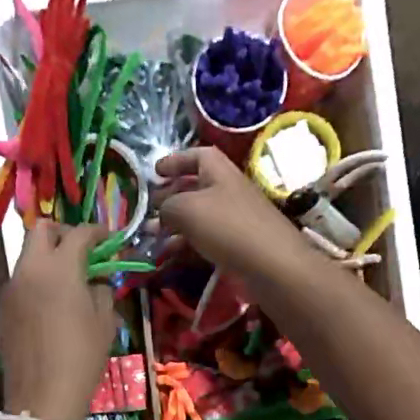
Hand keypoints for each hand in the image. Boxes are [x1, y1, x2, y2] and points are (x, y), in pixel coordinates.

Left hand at [0, 221, 116, 419]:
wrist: (43, 396)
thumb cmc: (83, 357)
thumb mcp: (105, 323)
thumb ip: (102, 291)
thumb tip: (96, 281)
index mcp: (60, 268)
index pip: (78, 234)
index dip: (96, 232)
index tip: (108, 238)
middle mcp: (29, 269)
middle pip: (40, 230)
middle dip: (62, 233)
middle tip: (80, 251)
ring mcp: (10, 288)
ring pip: (27, 257)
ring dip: (47, 260)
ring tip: (66, 283)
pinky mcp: (0, 308)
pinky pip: (19, 284)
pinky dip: (35, 284)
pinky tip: (48, 309)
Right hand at [155, 148, 313, 275]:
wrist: (271, 264)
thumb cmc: (227, 226)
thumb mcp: (187, 209)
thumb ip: (166, 207)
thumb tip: (160, 214)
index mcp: (218, 170)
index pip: (196, 155)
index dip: (175, 161)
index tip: (155, 172)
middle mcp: (228, 190)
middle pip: (195, 187)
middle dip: (170, 197)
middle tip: (148, 209)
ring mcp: (235, 219)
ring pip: (199, 217)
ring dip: (175, 225)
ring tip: (152, 237)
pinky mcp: (238, 246)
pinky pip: (208, 240)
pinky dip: (188, 244)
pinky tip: (172, 255)